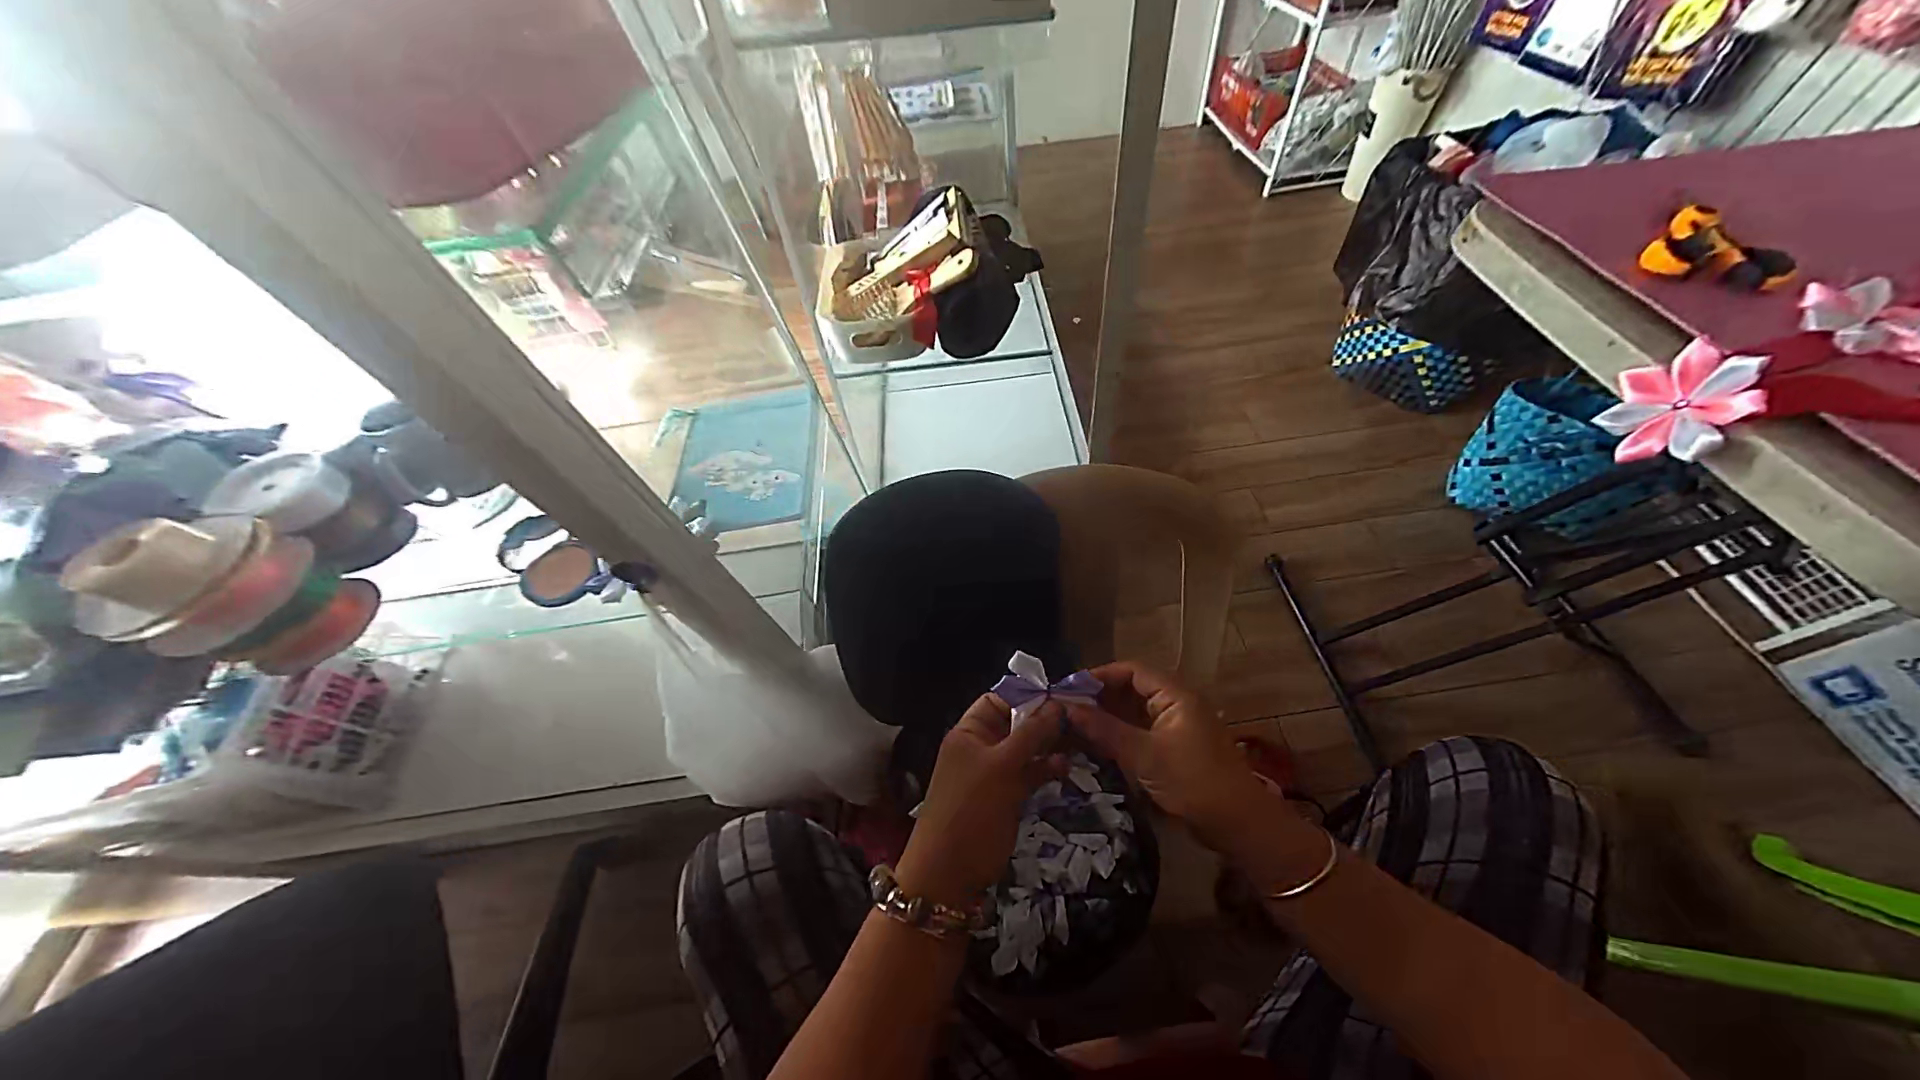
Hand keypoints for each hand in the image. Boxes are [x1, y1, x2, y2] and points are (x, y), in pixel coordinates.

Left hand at [894, 694, 1063, 909]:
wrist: (950, 873)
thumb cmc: (971, 810)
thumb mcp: (1001, 767)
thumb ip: (1030, 734)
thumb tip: (1056, 705)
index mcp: (969, 732)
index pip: (998, 700)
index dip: (1026, 695)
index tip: (1061, 695)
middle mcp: (981, 747)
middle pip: (1015, 723)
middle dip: (1044, 719)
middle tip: (1080, 716)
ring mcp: (994, 773)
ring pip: (1025, 749)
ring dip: (1049, 744)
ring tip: (1080, 739)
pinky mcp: (1007, 796)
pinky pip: (1028, 773)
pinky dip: (1045, 768)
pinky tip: (1066, 767)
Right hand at [1063, 661, 1274, 854]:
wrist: (1238, 824)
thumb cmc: (1192, 781)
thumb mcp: (1144, 755)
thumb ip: (1104, 729)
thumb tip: (1067, 709)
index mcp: (1175, 695)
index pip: (1132, 670)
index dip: (1100, 675)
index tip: (1070, 688)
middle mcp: (1177, 704)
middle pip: (1132, 689)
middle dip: (1100, 697)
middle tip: (1066, 709)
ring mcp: (1177, 727)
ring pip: (1135, 712)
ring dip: (1108, 717)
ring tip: (1075, 726)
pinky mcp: (1175, 749)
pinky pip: (1142, 731)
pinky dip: (1120, 734)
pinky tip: (1096, 744)